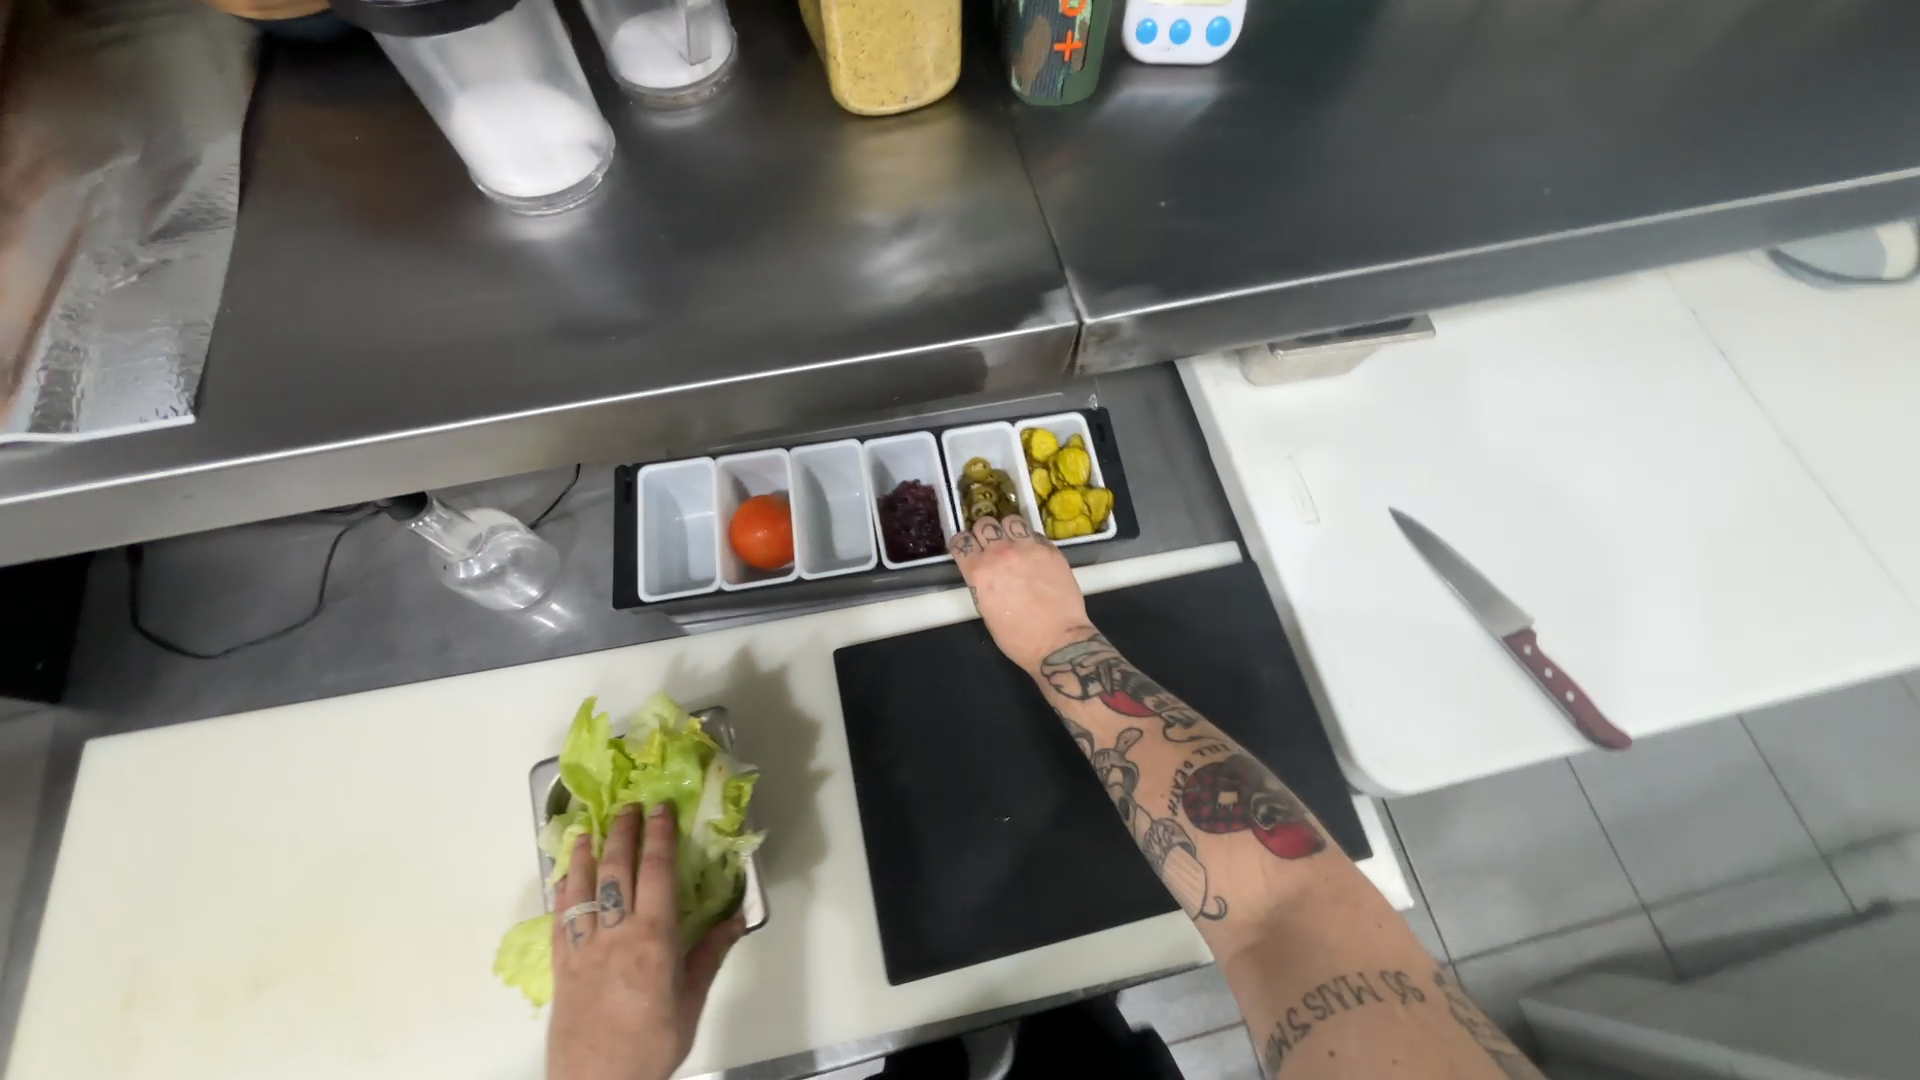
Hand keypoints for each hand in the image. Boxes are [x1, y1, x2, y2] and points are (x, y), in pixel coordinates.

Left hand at [548, 804, 745, 1079]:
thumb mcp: (691, 1002)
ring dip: (586, 856)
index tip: (661, 808)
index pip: (656, 873)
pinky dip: (563, 893)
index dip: (659, 836)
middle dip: (623, 834)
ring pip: (582, 891)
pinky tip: (565, 877)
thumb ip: (710, 954)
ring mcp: (583, 950)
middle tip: (628, 807)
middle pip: (617, 872)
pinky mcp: (562, 969)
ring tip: (589, 829)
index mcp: (653, 939)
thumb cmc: (652, 1046)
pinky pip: (560, 921)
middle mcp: (616, 935)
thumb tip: (738, 918)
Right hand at [949, 514, 1095, 672]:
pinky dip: (1031, 541)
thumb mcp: (985, 610)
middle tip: (991, 544)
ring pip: (1011, 520)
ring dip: (1009, 530)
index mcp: (979, 571)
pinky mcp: (1050, 550)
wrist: (1057, 641)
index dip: (962, 544)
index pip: (961, 541)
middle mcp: (1000, 553)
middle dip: (984, 533)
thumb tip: (986, 572)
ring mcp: (1028, 548)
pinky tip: (1034, 554)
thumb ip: (981, 582)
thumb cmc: (1017, 637)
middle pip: (985, 524)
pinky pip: (1035, 534)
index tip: (967, 548)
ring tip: (1014, 542)